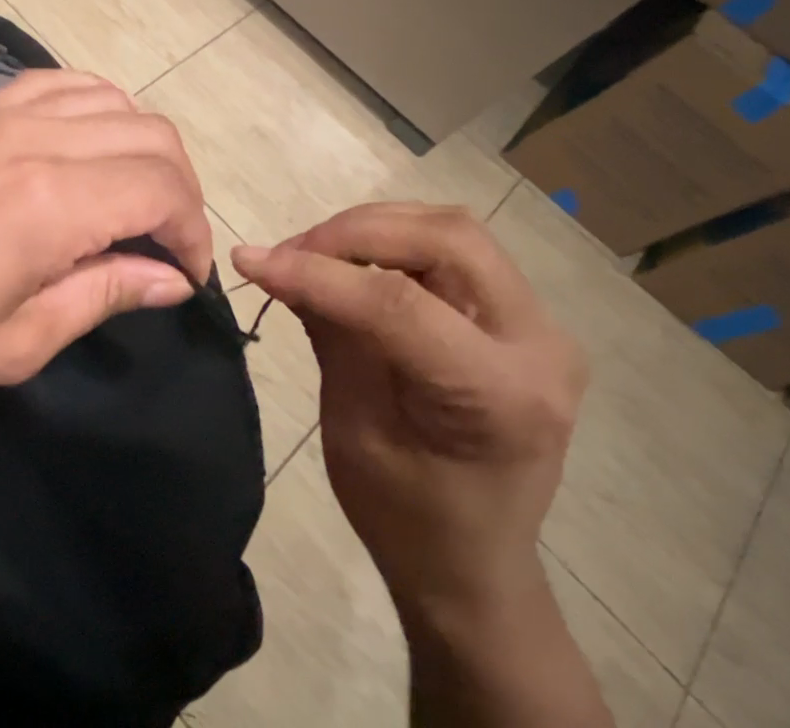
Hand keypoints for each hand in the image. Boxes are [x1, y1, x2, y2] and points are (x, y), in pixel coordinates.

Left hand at [0, 70, 213, 397]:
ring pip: (113, 101)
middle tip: (166, 250)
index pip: (164, 190)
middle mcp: (38, 141)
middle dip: (181, 191)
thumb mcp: (16, 341)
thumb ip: (102, 296)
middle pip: (152, 136)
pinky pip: (58, 86)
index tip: (183, 278)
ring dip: (143, 149)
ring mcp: (2, 119)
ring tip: (134, 204)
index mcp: (52, 202)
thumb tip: (168, 279)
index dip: (193, 233)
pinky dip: (96, 110)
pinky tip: (88, 150)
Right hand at [230, 204, 586, 613]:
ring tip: (312, 256)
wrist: (472, 560)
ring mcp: (541, 327)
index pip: (399, 302)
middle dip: (353, 231)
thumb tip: (275, 263)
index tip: (249, 260)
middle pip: (447, 238)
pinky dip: (393, 245)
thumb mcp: (352, 428)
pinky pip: (456, 254)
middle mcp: (539, 345)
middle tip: (289, 254)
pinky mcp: (522, 320)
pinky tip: (348, 267)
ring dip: (373, 230)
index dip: (316, 272)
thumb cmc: (404, 514)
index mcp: (498, 394)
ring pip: (454, 231)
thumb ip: (329, 335)